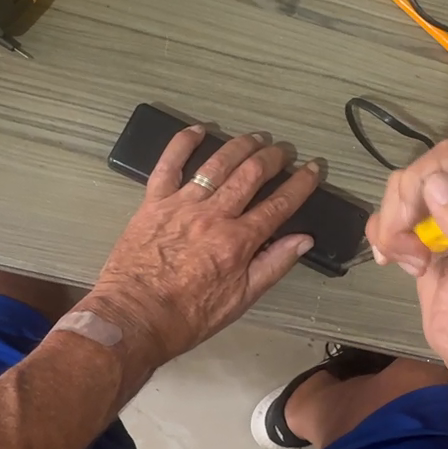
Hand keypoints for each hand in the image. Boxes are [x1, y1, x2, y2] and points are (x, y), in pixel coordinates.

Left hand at [79, 125, 319, 367]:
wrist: (133, 319)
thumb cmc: (188, 316)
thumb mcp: (240, 300)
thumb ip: (273, 265)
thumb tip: (304, 239)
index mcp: (238, 241)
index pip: (279, 205)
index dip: (301, 184)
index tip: (314, 169)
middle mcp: (214, 215)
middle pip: (251, 174)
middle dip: (274, 157)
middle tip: (285, 150)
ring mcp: (182, 204)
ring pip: (218, 164)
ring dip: (241, 146)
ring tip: (256, 137)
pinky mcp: (154, 201)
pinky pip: (169, 164)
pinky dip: (183, 143)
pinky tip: (199, 130)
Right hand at [365, 141, 447, 401]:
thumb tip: (436, 181)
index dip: (421, 188)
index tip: (414, 233)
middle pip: (421, 170)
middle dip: (402, 211)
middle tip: (410, 254)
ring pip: (402, 188)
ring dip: (393, 226)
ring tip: (411, 262)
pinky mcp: (430, 226)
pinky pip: (392, 209)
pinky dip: (385, 234)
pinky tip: (397, 262)